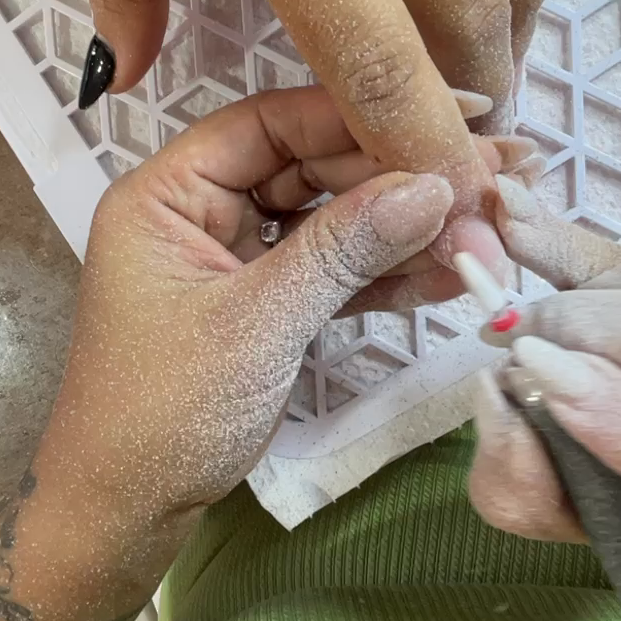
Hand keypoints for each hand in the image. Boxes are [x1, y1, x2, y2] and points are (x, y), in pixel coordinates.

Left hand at [40, 86, 532, 524]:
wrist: (130, 511)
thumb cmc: (167, 412)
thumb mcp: (259, 322)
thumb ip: (345, 248)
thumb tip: (435, 186)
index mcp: (170, 192)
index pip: (272, 123)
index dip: (360, 110)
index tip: (450, 108)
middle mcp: (204, 210)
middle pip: (312, 168)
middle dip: (398, 176)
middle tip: (491, 174)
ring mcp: (239, 257)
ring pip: (330, 222)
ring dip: (404, 229)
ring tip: (489, 224)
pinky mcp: (266, 301)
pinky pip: (331, 272)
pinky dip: (384, 276)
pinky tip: (449, 274)